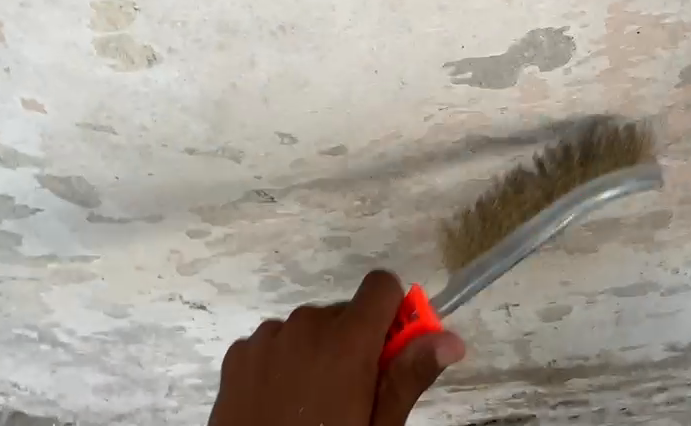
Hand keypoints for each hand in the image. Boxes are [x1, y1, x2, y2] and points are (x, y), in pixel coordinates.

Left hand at [209, 271, 466, 425]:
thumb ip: (410, 377)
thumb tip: (452, 339)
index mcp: (347, 340)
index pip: (381, 285)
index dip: (392, 311)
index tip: (390, 348)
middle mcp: (306, 323)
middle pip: (345, 313)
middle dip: (354, 343)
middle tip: (351, 396)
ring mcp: (268, 336)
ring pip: (309, 328)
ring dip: (317, 353)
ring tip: (311, 406)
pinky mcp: (239, 354)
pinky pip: (274, 342)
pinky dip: (281, 363)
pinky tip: (278, 405)